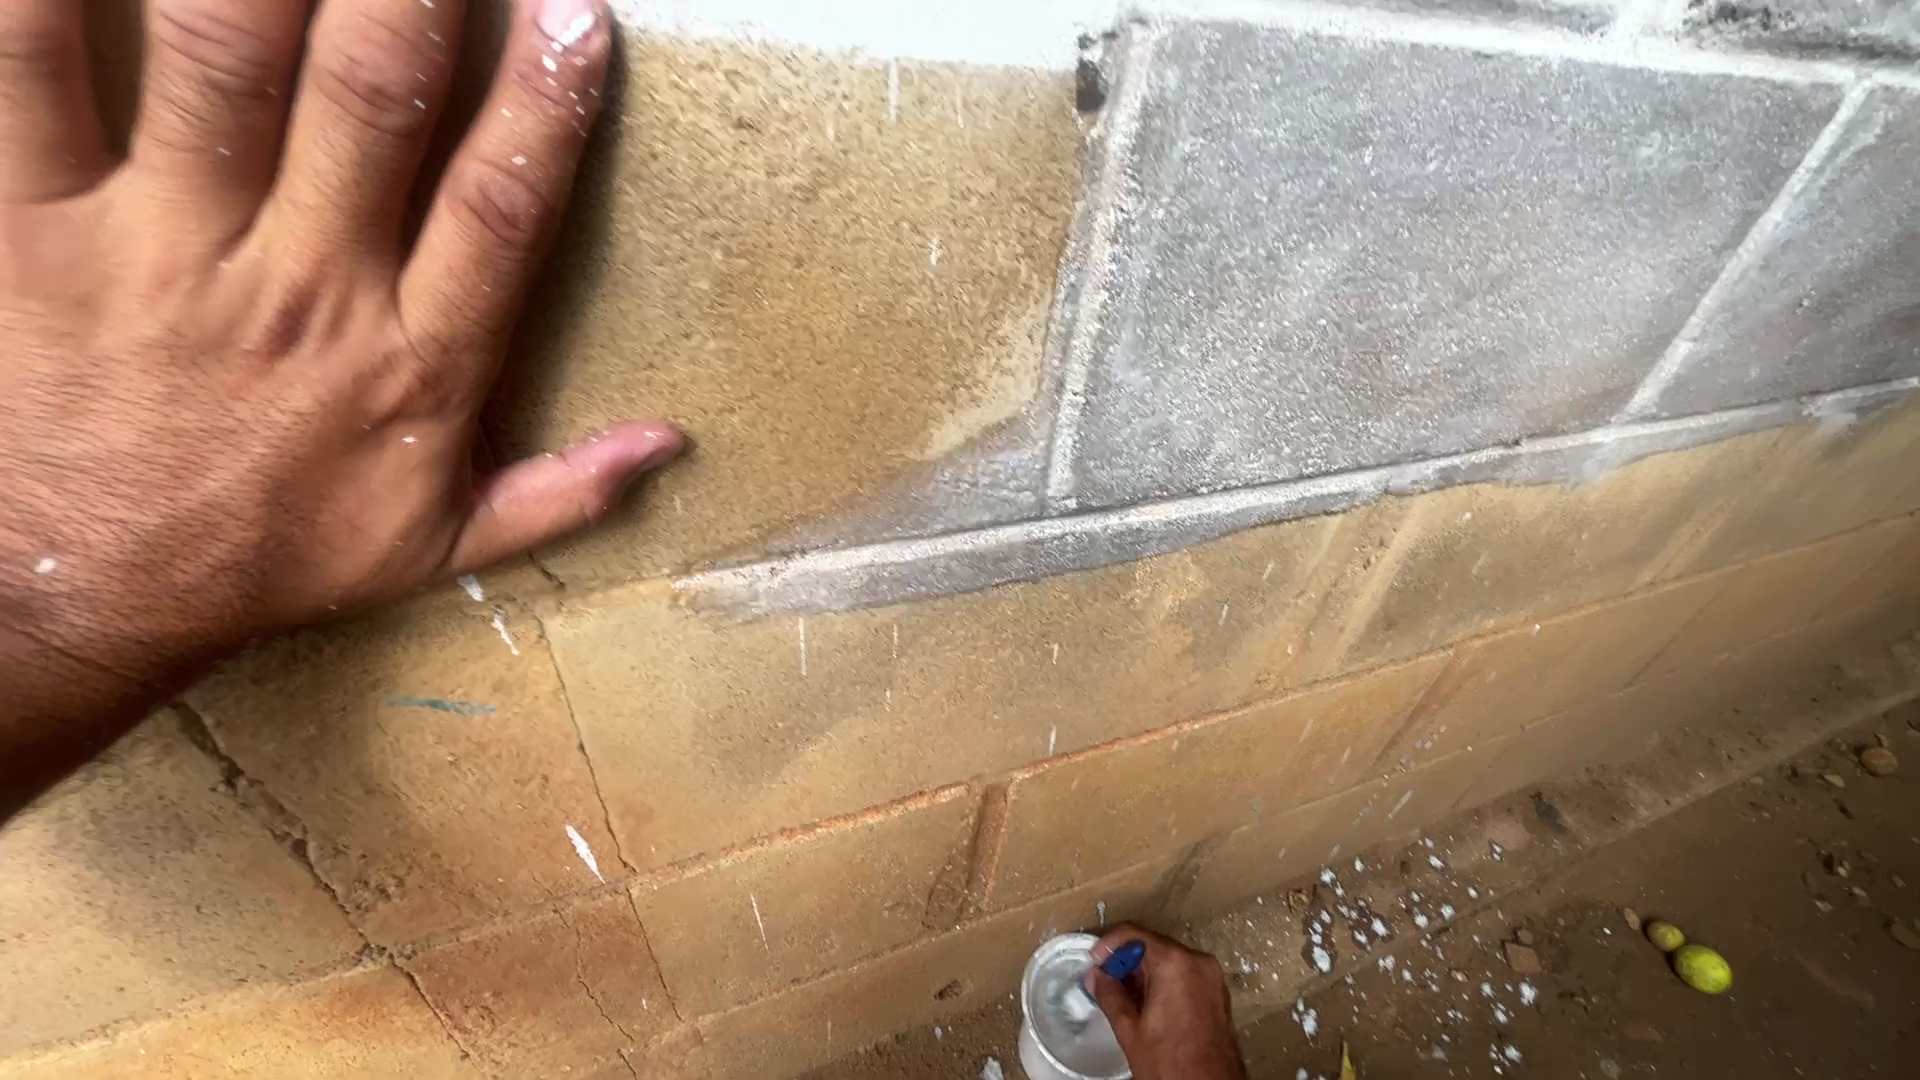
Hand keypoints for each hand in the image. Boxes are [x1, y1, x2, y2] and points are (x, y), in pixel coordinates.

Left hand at [0, 0, 678, 813]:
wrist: (88, 592)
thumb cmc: (290, 556)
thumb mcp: (455, 544)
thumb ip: (572, 493)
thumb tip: (672, 441)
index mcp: (416, 362)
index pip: (498, 212)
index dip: (543, 112)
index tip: (580, 23)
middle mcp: (305, 286)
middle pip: (369, 106)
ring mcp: (160, 245)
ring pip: (216, 62)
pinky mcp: (23, 223)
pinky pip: (20, 69)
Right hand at [1087, 925, 1249, 1079]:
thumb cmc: (1172, 1065)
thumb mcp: (1130, 1030)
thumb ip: (1109, 995)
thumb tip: (1095, 976)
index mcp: (1174, 963)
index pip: (1133, 934)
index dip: (1109, 946)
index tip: (1095, 963)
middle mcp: (1197, 961)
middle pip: (1152, 945)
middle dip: (1127, 962)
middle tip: (1107, 981)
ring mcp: (1211, 977)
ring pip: (1168, 959)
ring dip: (1144, 973)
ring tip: (1125, 997)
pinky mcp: (1218, 993)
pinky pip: (1185, 974)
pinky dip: (1164, 981)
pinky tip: (1149, 1004)